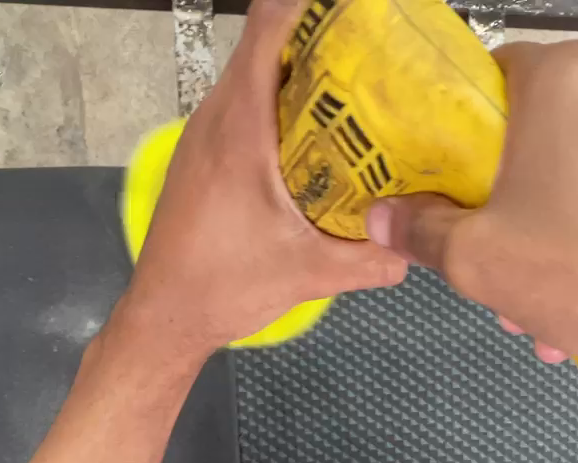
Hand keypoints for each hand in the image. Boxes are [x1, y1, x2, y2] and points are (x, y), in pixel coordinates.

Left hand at [114, 0, 407, 363]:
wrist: (165, 316)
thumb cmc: (221, 288)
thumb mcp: (307, 275)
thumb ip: (367, 260)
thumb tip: (412, 252)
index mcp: (240, 127)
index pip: (269, 24)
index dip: (312, 4)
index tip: (358, 11)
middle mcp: (215, 118)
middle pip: (268, 45)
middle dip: (323, 40)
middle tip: (376, 60)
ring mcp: (203, 137)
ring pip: (254, 79)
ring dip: (300, 79)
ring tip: (355, 98)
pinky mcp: (201, 160)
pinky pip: (243, 111)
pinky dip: (279, 112)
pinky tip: (313, 146)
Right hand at [363, 41, 577, 408]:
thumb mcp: (480, 260)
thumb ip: (421, 232)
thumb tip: (379, 215)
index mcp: (558, 80)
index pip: (479, 82)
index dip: (445, 139)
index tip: (434, 193)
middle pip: (523, 147)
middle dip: (497, 219)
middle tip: (490, 280)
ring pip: (567, 189)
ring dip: (539, 252)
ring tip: (538, 320)